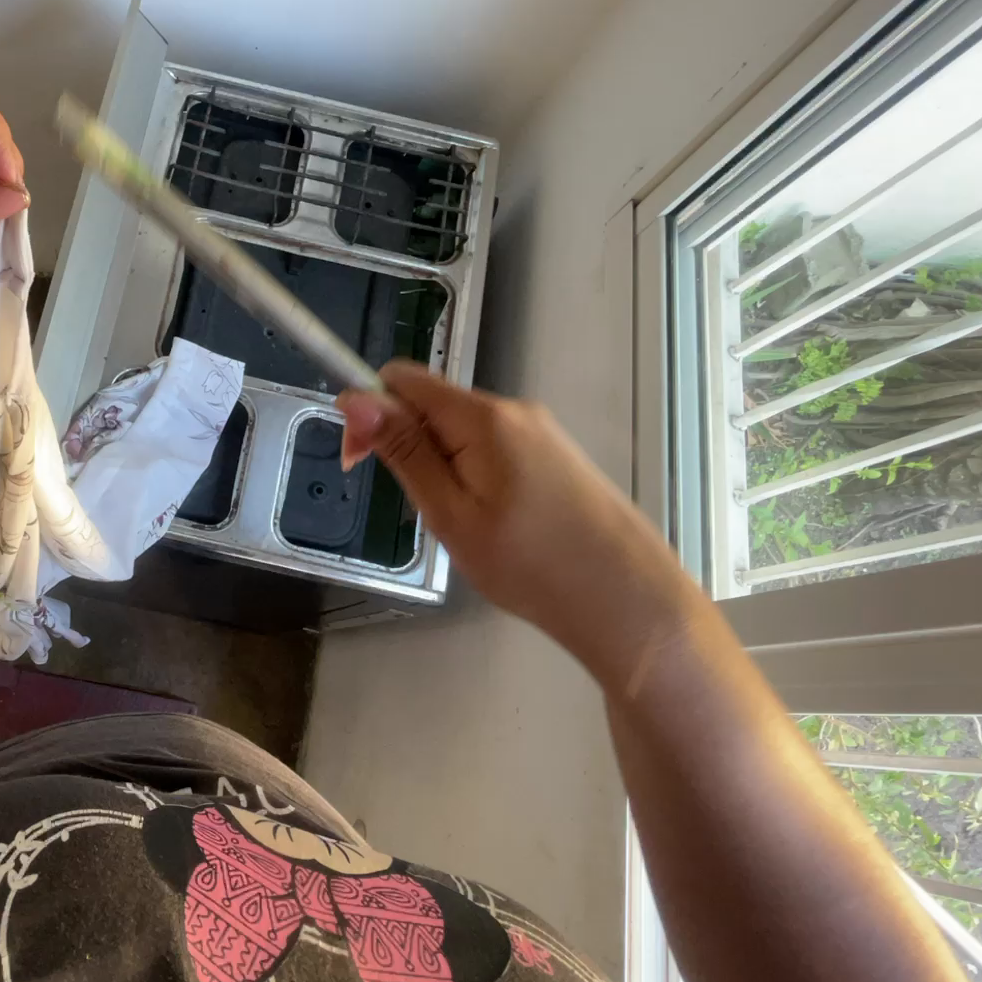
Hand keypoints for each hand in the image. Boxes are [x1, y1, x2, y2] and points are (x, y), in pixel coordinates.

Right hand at [338, 361, 704, 683]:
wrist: (628, 602)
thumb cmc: (529, 564)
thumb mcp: (450, 512)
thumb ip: (403, 451)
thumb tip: (354, 397)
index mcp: (483, 417)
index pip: (401, 379)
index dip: (369, 412)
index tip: (359, 465)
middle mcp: (513, 410)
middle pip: (431, 404)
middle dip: (402, 444)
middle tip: (415, 511)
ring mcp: (539, 432)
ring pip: (458, 430)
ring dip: (436, 465)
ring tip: (456, 524)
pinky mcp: (554, 456)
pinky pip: (488, 448)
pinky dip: (467, 474)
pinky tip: (486, 521)